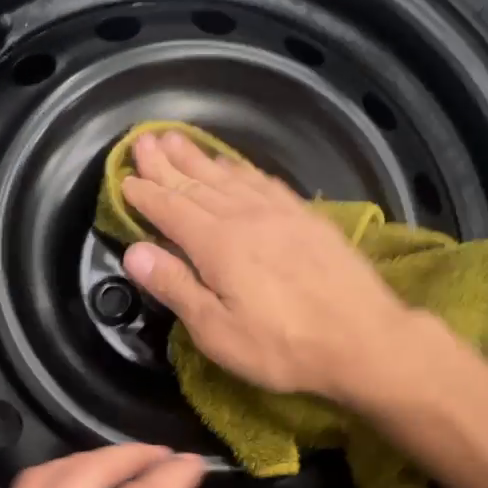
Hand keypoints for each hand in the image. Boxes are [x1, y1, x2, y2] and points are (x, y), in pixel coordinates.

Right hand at [120, 130, 420, 404]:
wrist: (364, 340)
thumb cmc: (281, 347)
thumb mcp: (216, 330)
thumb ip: (175, 287)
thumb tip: (134, 253)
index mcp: (218, 245)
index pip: (171, 210)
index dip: (146, 195)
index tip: (124, 179)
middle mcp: (246, 217)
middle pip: (197, 184)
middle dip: (167, 164)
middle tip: (143, 141)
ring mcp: (280, 214)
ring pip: (230, 177)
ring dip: (200, 159)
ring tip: (177, 140)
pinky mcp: (307, 219)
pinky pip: (265, 182)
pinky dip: (242, 170)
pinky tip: (235, 165)